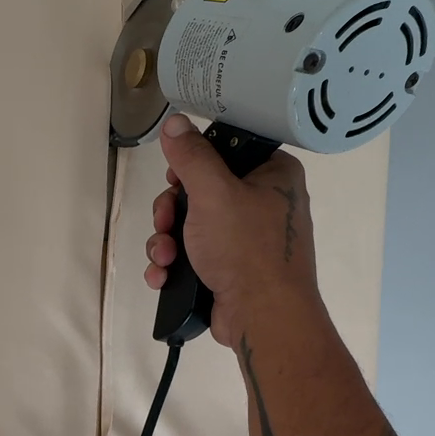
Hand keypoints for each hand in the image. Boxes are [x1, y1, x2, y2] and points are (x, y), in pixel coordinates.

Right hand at [143, 113, 322, 348]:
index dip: (191, 167)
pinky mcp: (226, 269)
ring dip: (166, 244)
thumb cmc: (246, 248)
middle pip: (196, 194)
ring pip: (187, 229)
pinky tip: (164, 277)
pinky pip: (190, 258)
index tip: (175, 183)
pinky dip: (172, 268)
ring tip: (166, 261)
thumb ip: (191, 158)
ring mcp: (243, 239)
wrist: (261, 314)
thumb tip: (174, 122)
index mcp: (270, 175)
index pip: (223, 154)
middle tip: (166, 225)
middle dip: (170, 215)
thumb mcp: (213, 194)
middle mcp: (260, 203)